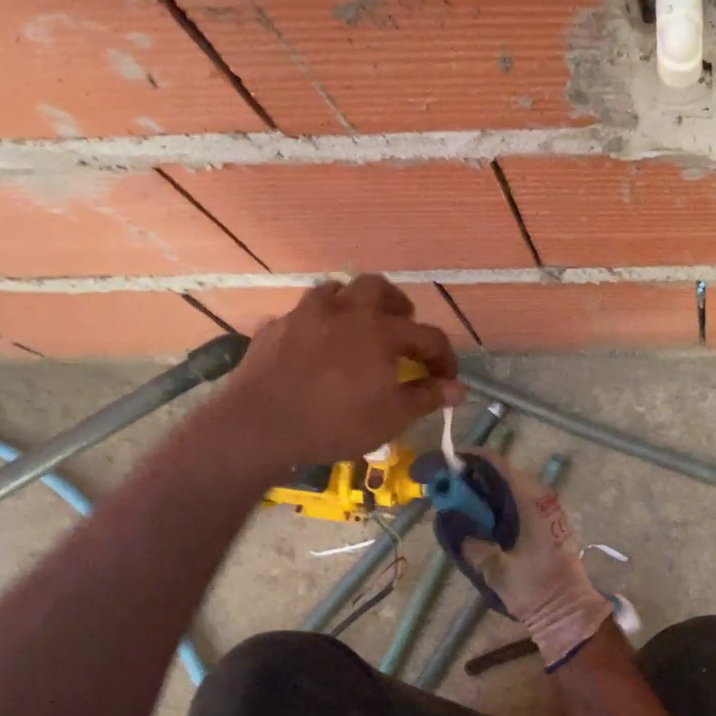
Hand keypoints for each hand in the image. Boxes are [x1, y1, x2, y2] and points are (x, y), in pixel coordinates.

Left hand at [211, 276, 462, 472]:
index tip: (447, 380)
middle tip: (403, 330)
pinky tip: (318, 347)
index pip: (428, 336)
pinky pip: (303, 314)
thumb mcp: (392, 417)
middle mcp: (346, 312)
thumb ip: (427, 397)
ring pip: (337, 290)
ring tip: (359, 328)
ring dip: (355, 304)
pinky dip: (319, 324)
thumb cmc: (336, 423)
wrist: (258, 427)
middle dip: (398, 306)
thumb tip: (457, 389)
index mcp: (381, 332)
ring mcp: (305, 315)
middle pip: (379, 288)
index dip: (444, 358)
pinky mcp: (275, 328)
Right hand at [456, 451, 610, 668]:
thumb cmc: (535, 589)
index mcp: (532, 500)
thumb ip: (468, 540)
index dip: (463, 460)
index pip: (494, 463)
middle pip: (498, 473)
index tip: (437, 467)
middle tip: (439, 491)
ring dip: (479, 493)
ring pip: (505, 487)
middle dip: (466, 478)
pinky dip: (492, 505)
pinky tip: (475, 520)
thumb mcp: (494, 568)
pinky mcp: (544, 521)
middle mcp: (541, 496)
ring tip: (451, 505)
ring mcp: (545, 507)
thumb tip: (446, 518)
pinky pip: (513, 502)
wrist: (568, 610)